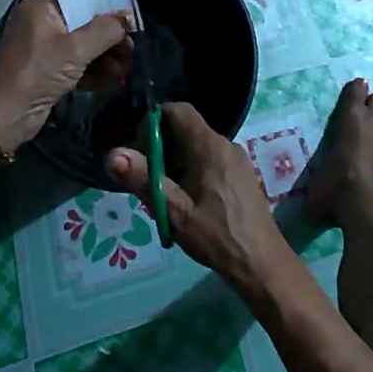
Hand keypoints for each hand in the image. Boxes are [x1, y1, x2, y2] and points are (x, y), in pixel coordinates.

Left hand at [0, 0, 130, 151]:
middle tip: (131, 51)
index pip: (82, 1)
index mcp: (41, 9)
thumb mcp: (75, 49)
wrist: (1, 119)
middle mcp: (41, 25)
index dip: (109, 11)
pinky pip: (76, 67)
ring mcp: (43, 51)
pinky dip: (94, 73)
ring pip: (83, 48)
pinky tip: (115, 81)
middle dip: (110, 40)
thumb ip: (105, 30)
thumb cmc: (36, 73)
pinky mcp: (46, 74)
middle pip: (85, 26)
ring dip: (106, 59)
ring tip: (126, 70)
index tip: (132, 23)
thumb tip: (127, 17)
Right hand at [107, 101, 289, 288]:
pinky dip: (194, 170)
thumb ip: (144, 179)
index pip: (179, 110)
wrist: (260, 261)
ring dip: (177, 163)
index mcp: (209, 145)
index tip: (139, 146)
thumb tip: (112, 154)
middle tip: (148, 179)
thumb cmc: (215, 235)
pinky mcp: (242, 173)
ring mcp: (237, 158)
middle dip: (162, 148)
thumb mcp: (174, 211)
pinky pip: (211, 159)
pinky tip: (189, 202)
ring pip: (198, 147)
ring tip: (166, 196)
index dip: (154, 120)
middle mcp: (225, 143)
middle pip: (186, 130)